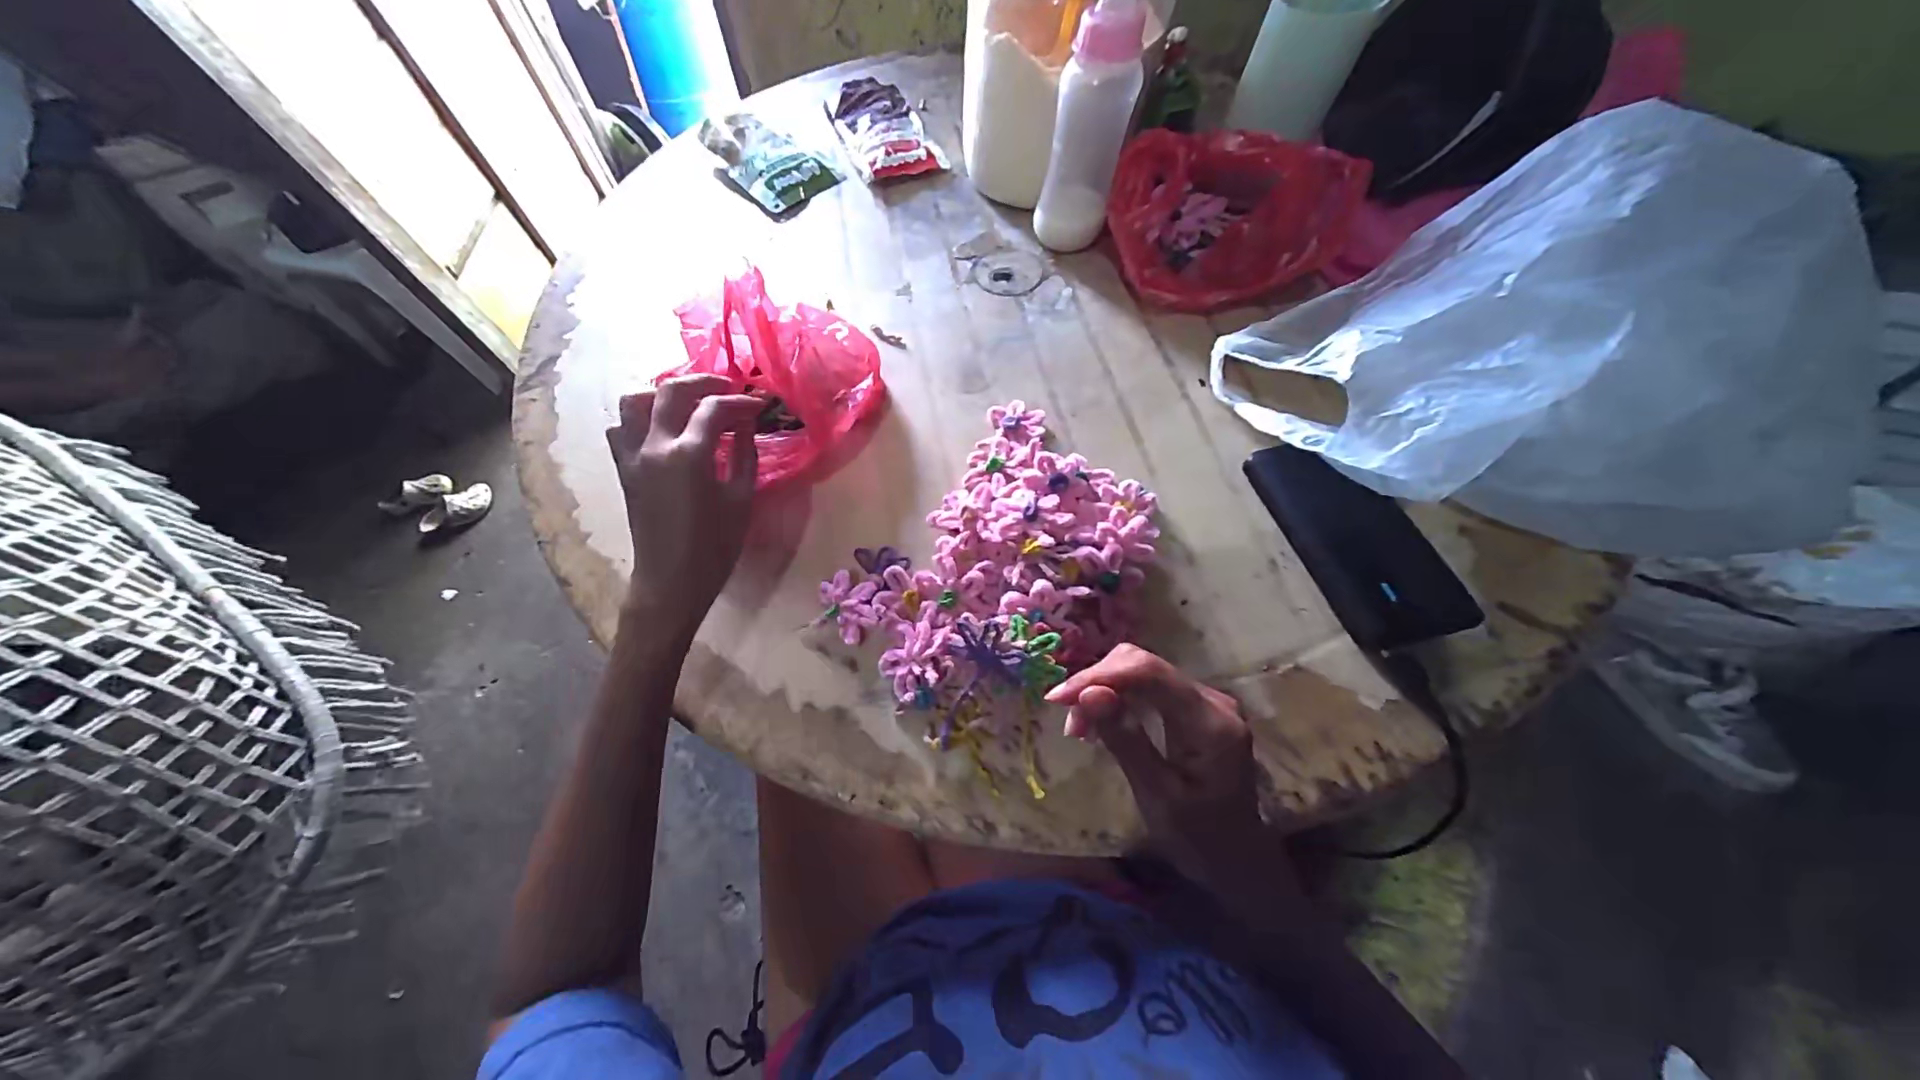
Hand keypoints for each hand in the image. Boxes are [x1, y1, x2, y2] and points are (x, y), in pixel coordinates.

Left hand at [606, 375, 760, 634]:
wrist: (671, 580)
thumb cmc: (714, 546)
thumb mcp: (741, 498)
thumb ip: (744, 454)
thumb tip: (745, 424)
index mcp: (689, 454)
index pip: (715, 408)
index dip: (741, 401)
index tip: (760, 404)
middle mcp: (654, 445)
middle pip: (671, 390)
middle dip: (704, 382)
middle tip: (729, 389)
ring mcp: (633, 456)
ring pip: (634, 401)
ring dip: (663, 394)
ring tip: (689, 403)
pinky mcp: (624, 470)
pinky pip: (621, 429)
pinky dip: (640, 419)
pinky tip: (662, 430)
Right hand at [1047, 644, 1294, 898]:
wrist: (1237, 858)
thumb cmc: (1198, 837)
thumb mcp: (1156, 795)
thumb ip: (1125, 740)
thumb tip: (1087, 693)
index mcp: (1210, 722)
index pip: (1149, 672)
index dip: (1098, 676)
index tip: (1058, 698)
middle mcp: (1212, 700)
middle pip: (1143, 665)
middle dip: (1097, 683)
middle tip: (1068, 721)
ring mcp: (1205, 700)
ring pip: (1142, 671)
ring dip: (1103, 690)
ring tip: (1079, 729)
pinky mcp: (1194, 707)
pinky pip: (1149, 687)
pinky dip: (1117, 699)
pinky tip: (1099, 724)